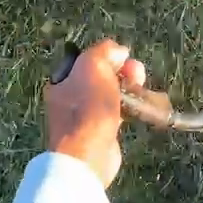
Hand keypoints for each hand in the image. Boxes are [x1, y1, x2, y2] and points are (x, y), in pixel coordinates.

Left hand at [47, 39, 146, 187]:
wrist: (88, 152)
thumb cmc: (88, 105)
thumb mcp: (93, 65)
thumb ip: (104, 51)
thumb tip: (119, 51)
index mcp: (61, 80)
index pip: (88, 59)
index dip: (109, 55)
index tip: (125, 57)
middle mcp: (69, 97)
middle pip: (101, 75)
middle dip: (122, 69)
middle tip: (137, 72)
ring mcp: (84, 116)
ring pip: (110, 92)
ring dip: (128, 86)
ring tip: (141, 86)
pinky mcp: (99, 132)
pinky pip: (115, 111)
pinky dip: (128, 105)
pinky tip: (139, 105)